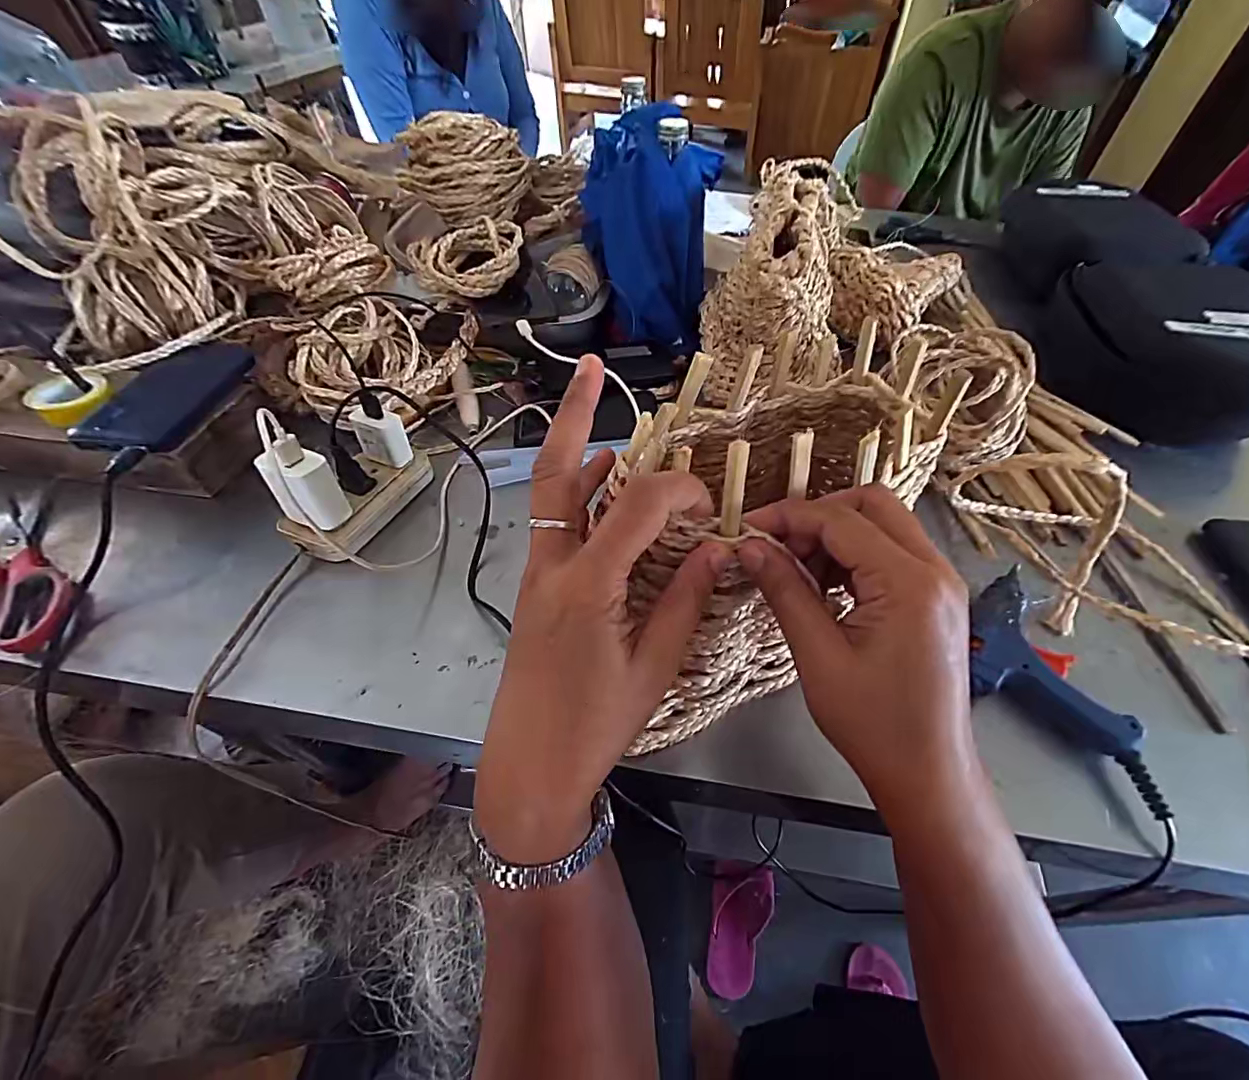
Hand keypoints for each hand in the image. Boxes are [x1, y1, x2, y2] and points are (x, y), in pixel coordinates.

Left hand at [474, 357, 725, 863]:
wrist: (530, 763)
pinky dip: (578, 495)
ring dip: (579, 452)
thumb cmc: (596, 723)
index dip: (678, 488)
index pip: (637, 504)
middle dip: (574, 414)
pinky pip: (555, 524)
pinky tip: (601, 485)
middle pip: (561, 473)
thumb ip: (685, 599)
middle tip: (589, 367)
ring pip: (553, 494)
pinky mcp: (537, 588)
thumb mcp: (654, 664)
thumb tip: (718, 549)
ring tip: (603, 416)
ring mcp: (538, 574)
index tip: (708, 504)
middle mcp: (553, 566)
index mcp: (588, 584)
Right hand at [738, 487, 974, 815]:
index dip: (790, 517)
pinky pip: (894, 554)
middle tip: (779, 545)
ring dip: (838, 536)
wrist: (929, 771)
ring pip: (885, 525)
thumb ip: (786, 592)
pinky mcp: (938, 598)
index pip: (842, 521)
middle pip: (873, 505)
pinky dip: (857, 557)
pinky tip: (828, 588)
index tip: (752, 527)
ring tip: (799, 572)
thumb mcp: (819, 657)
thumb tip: (754, 548)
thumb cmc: (876, 726)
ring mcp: (942, 583)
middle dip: (819, 515)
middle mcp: (935, 572)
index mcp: (909, 584)